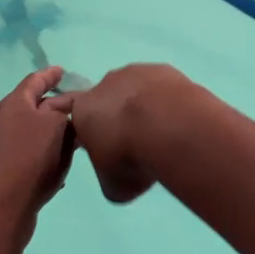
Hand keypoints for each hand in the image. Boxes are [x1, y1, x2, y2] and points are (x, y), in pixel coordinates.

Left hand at [0, 67, 76, 221]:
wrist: (5, 207)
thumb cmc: (31, 157)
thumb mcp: (55, 124)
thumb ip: (64, 108)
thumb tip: (69, 104)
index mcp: (15, 103)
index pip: (35, 80)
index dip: (50, 75)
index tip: (63, 71)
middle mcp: (5, 120)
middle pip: (33, 105)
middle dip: (54, 103)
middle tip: (76, 104)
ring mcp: (3, 145)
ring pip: (34, 130)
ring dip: (53, 130)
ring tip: (75, 134)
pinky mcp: (7, 168)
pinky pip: (32, 152)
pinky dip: (47, 151)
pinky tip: (61, 164)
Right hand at [63, 64, 202, 203]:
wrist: (167, 125)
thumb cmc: (130, 156)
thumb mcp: (112, 185)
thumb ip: (109, 175)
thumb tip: (118, 173)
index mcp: (83, 111)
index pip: (78, 118)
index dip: (92, 133)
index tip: (106, 148)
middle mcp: (105, 84)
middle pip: (108, 102)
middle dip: (119, 119)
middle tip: (136, 143)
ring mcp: (134, 72)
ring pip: (135, 91)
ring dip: (143, 107)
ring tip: (161, 131)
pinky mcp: (161, 68)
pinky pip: (159, 86)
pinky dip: (165, 99)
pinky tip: (177, 117)